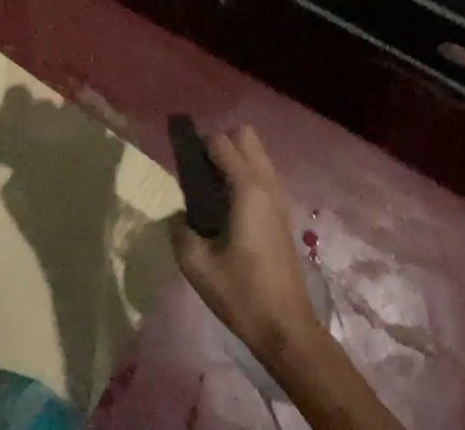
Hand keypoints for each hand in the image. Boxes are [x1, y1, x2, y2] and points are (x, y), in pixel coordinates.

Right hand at [170, 125, 316, 355]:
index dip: (198, 145)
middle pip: (246, 137)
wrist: (286, 328)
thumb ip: (179, 229)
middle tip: (199, 173)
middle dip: (221, 144)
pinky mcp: (284, 216)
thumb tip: (178, 216)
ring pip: (258, 156)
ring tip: (210, 191)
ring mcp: (280, 200)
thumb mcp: (196, 264)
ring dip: (235, 160)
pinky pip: (264, 177)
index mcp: (247, 190)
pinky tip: (228, 209)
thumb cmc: (241, 293)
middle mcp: (268, 185)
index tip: (180, 164)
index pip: (221, 143)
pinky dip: (246, 178)